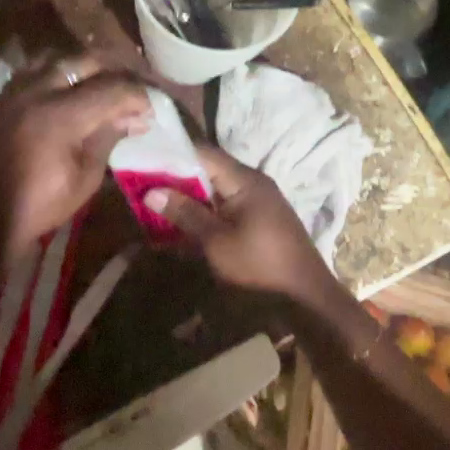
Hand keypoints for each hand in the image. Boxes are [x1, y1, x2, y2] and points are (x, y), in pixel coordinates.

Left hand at [0, 56, 151, 265]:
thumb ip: (108, 138)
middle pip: (84, 61)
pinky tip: (66, 91)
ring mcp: (14, 90)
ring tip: (99, 84)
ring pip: (55, 58)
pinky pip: (32, 71)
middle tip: (129, 91)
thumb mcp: (85, 177)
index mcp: (60, 115)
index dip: (137, 95)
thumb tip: (134, 116)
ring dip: (82, 67)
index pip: (111, 88)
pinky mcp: (0, 97)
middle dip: (114, 72)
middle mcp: (36, 91)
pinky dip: (55, 74)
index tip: (149, 109)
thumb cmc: (40, 204)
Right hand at [143, 145, 333, 302]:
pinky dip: (205, 211)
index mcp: (245, 180)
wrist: (306, 296)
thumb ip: (185, 213)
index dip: (172, 154)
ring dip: (189, 197)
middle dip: (176, 177)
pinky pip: (226, 205)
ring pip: (215, 189)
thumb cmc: (259, 265)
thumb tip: (151, 192)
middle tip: (145, 184)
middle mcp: (253, 183)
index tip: (143, 159)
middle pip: (208, 169)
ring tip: (158, 205)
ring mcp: (259, 201)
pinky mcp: (261, 219)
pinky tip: (186, 224)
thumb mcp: (216, 241)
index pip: (202, 153)